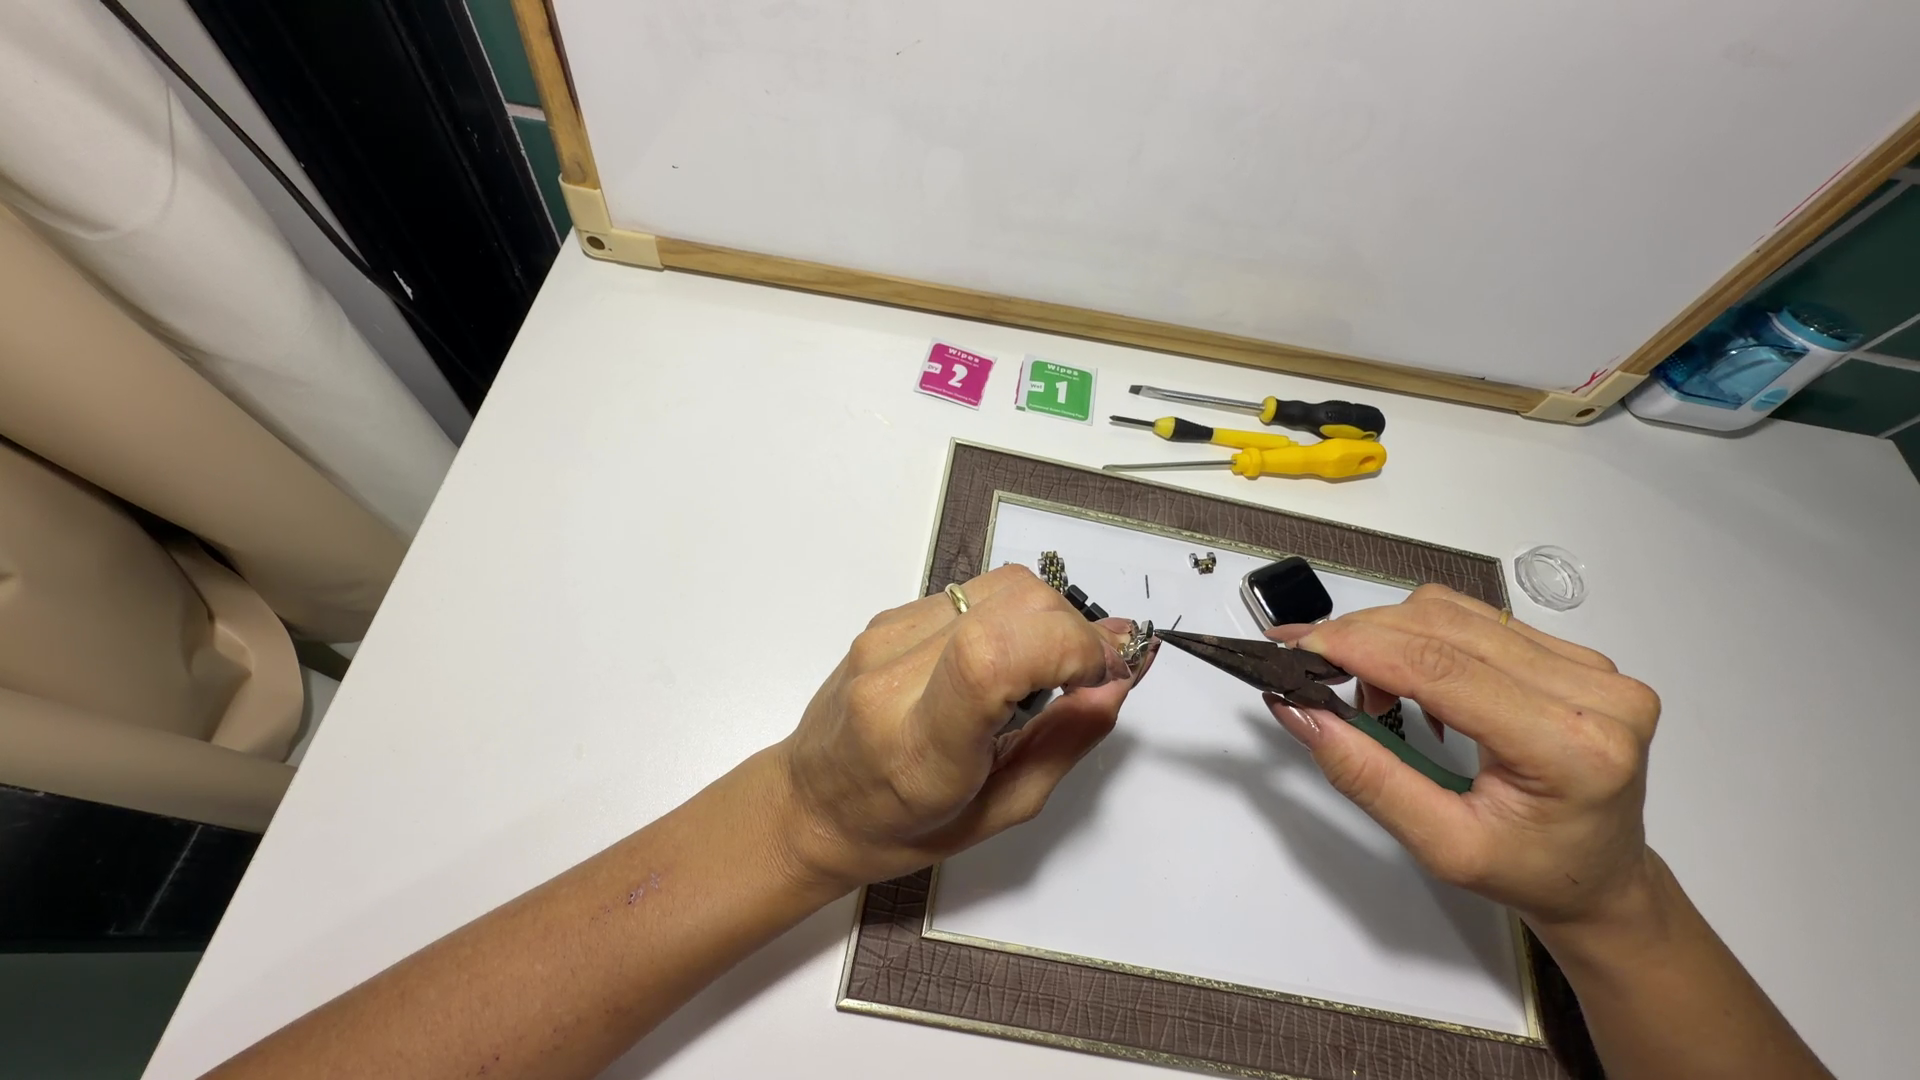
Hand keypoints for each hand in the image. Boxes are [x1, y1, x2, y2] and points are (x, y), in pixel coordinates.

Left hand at [775, 565, 1146, 891]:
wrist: (811, 801)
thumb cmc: (900, 829)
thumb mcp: (999, 811)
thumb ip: (1066, 741)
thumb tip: (1119, 678)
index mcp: (920, 745)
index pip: (992, 657)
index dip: (1070, 649)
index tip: (1102, 679)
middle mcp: (897, 672)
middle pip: (1016, 601)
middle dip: (1078, 630)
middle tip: (1090, 678)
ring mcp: (888, 633)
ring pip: (1005, 583)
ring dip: (1051, 617)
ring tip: (1051, 669)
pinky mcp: (890, 615)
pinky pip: (978, 591)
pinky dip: (1017, 614)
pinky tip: (1010, 657)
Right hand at [1269, 584, 1659, 928]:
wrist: (1605, 876)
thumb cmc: (1528, 871)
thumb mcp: (1439, 845)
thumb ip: (1365, 775)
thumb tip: (1296, 709)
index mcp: (1569, 749)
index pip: (1439, 668)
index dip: (1357, 647)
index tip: (1294, 648)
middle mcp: (1593, 694)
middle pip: (1440, 626)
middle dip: (1358, 635)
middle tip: (1305, 660)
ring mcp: (1590, 667)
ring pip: (1450, 611)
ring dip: (1385, 633)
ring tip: (1365, 684)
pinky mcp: (1576, 655)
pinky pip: (1472, 617)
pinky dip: (1417, 634)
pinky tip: (1407, 675)